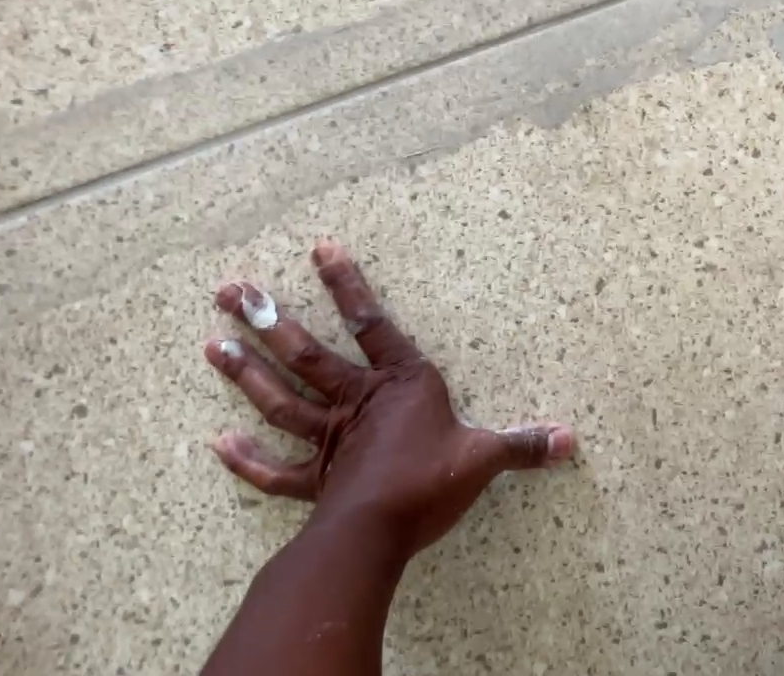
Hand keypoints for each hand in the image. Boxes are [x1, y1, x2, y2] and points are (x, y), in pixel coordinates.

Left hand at [204, 241, 574, 557]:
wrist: (375, 535)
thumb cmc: (429, 482)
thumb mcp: (485, 457)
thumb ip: (524, 443)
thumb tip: (571, 439)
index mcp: (401, 385)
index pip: (373, 324)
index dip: (348, 285)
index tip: (320, 249)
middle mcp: (358, 403)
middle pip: (307, 355)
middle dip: (269, 320)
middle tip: (230, 290)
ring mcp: (328, 441)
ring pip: (280, 399)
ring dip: (245, 373)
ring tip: (213, 342)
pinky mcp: (312, 482)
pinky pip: (273, 469)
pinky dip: (245, 459)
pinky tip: (216, 443)